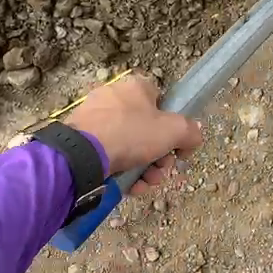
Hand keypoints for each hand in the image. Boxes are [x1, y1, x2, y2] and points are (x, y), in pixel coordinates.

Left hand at [62, 74, 203, 196]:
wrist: (82, 155)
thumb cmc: (131, 133)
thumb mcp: (175, 131)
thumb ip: (192, 132)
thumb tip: (192, 139)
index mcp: (136, 86)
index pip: (163, 102)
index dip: (173, 125)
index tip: (176, 146)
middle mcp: (114, 97)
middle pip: (148, 129)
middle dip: (160, 155)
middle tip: (162, 170)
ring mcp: (95, 118)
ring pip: (130, 145)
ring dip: (144, 168)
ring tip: (146, 184)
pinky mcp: (80, 140)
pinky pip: (110, 154)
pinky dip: (123, 171)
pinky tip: (130, 186)